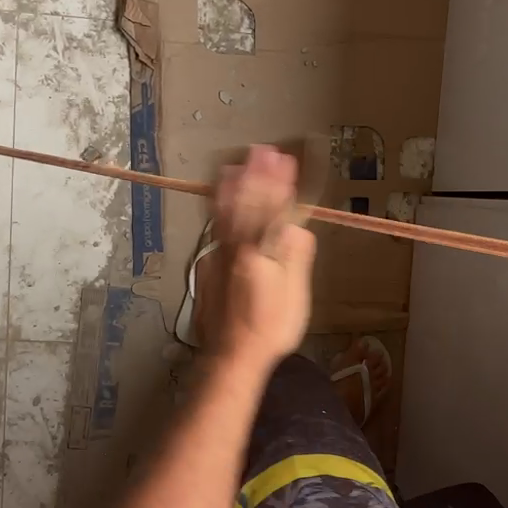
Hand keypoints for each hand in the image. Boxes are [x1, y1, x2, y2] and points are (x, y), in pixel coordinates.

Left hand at [202, 146, 315, 367]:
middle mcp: (234, 248)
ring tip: (235, 164)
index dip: (277, 183)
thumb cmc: (269, 329)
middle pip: (244, 203)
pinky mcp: (209, 268)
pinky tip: (219, 199)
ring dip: (232, 187)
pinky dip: (219, 207)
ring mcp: (218, 257)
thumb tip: (298, 228)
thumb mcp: (293, 296)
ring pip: (224, 213)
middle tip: (262, 151)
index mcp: (258, 252)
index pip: (271, 208)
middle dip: (255, 175)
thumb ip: (295, 257)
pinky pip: (215, 227)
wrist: (231, 356)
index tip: (283, 160)